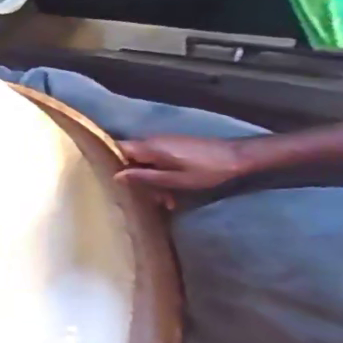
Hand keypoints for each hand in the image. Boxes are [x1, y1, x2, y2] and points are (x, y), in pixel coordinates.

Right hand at [116, 136, 251, 195]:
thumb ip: (145, 177)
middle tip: (147, 199)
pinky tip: (171, 193)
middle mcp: (152, 141)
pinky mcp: (174, 148)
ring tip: (165, 201)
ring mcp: (164, 143)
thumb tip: (116, 176)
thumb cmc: (207, 170)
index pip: (116, 148)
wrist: (239, 157)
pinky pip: (156, 161)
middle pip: (130, 158)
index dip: (106, 160)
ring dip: (150, 180)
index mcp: (149, 148)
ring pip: (144, 162)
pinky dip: (159, 175)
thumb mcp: (175, 180)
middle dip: (135, 179)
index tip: (103, 176)